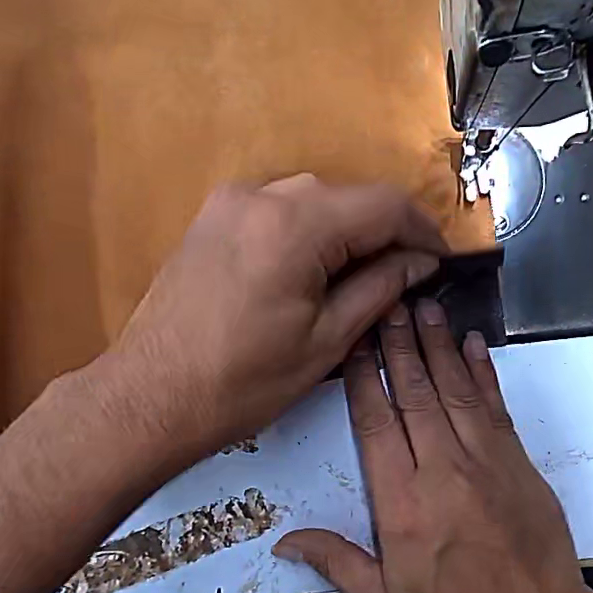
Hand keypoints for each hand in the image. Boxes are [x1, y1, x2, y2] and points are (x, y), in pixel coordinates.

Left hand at [93, 175, 447, 462]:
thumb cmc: (244, 381)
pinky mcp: (213, 217)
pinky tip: (319, 271)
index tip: (441, 260)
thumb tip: (421, 263)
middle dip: (387, 232)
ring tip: (366, 278)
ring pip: (316, 199)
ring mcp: (230, 202)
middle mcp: (261, 196)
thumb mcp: (328, 340)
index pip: (384, 205)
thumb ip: (381, 288)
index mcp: (295, 226)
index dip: (423, 230)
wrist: (151, 396)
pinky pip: (282, 209)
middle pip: (349, 197)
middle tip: (408, 277)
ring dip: (349, 232)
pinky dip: (313, 232)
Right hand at [273, 299, 592, 592]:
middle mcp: (444, 471)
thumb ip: (338, 564)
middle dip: (398, 345)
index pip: (375, 425)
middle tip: (386, 302)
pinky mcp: (521, 466)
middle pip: (415, 395)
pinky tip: (473, 346)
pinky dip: (484, 374)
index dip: (361, 378)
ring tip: (423, 308)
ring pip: (456, 392)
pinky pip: (497, 410)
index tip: (352, 341)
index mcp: (404, 505)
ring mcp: (489, 464)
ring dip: (438, 347)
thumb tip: (284, 540)